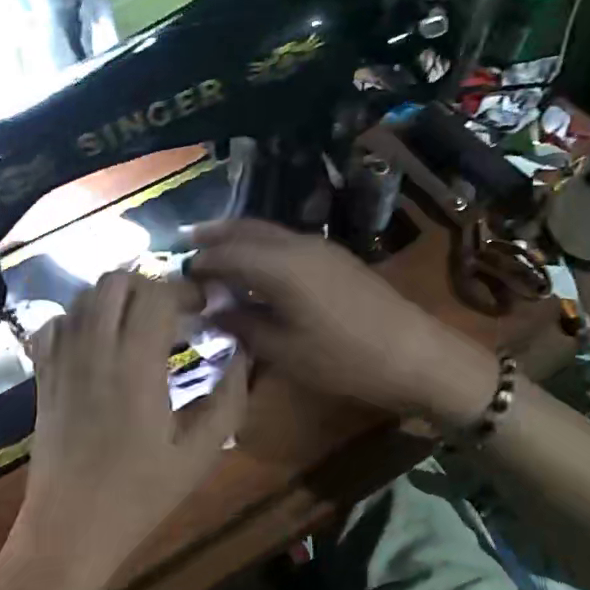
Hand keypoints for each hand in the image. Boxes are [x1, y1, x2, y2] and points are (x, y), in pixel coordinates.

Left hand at [19, 271, 248, 586]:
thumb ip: (229, 398)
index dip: (186, 290)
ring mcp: (62, 361)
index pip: (156, 295)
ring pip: (85, 296)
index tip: (208, 307)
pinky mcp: (44, 376)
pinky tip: (104, 340)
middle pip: (116, 281)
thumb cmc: (140, 494)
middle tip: (179, 311)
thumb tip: (242, 354)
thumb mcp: (200, 453)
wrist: (70, 529)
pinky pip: (58, 323)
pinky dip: (83, 316)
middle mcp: (92, 352)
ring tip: (145, 323)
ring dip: (120, 298)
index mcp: (134, 367)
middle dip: (153, 284)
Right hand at [185, 220, 496, 427]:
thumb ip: (243, 324)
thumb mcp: (284, 350)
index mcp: (279, 264)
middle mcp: (298, 244)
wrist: (414, 354)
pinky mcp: (337, 258)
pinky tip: (257, 267)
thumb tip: (212, 310)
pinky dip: (263, 248)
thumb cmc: (344, 359)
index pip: (225, 253)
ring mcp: (321, 248)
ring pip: (269, 233)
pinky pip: (288, 243)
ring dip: (240, 238)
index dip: (198, 263)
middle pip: (246, 230)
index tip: (176, 275)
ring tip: (215, 251)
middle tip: (185, 242)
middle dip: (214, 235)